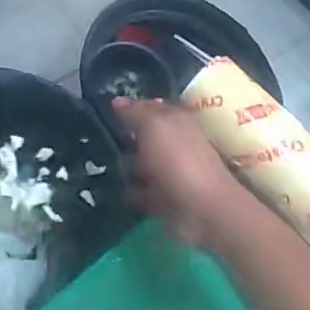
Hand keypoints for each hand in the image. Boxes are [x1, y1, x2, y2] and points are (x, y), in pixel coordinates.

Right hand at [113, 96, 249, 247]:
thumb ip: (134, 111)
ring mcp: (173, 169)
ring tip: (112, 166)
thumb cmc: (177, 160)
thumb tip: (117, 100)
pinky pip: (144, 189)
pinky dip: (133, 190)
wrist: (204, 210)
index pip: (149, 105)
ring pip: (144, 161)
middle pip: (145, 134)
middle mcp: (176, 140)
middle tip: (106, 139)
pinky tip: (121, 189)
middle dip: (126, 137)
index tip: (108, 112)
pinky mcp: (169, 196)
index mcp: (176, 118)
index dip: (129, 107)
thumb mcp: (152, 125)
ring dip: (128, 164)